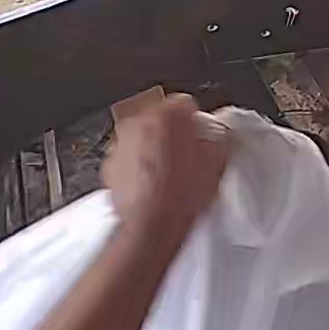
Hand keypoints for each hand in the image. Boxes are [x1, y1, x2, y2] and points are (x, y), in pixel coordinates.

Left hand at [104, 93, 229, 242]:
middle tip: (186, 153)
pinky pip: (128, 157)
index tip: (199, 133)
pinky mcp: (110, 166)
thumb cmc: (180, 198)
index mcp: (167, 117)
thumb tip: (218, 139)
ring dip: (154, 147)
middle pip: (160, 117)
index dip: (196, 120)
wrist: (153, 227)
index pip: (185, 103)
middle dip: (173, 132)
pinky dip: (138, 164)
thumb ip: (218, 141)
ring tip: (170, 172)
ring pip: (142, 136)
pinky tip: (153, 183)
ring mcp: (121, 144)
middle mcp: (139, 124)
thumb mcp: (215, 165)